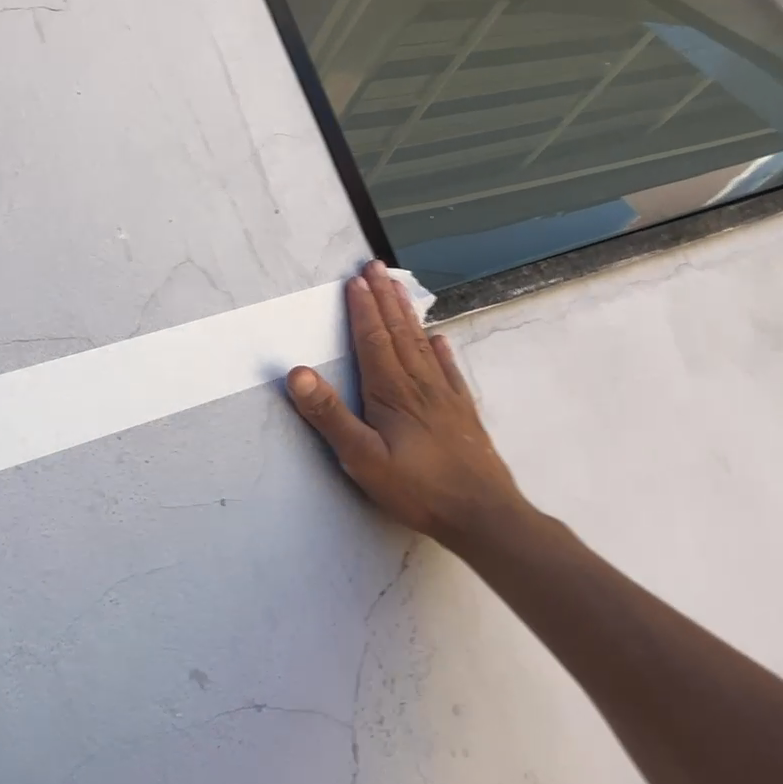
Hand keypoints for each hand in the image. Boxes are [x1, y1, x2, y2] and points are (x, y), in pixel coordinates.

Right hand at [287, 262, 529, 548]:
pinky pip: (449, 372)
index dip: (362, 309)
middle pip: (398, 333)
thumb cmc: (417, 489)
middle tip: (375, 266)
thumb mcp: (361, 457)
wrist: (485, 517)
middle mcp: (418, 386)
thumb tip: (297, 373)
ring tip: (399, 288)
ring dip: (408, 314)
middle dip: (384, 298)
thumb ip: (328, 414)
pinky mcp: (462, 414)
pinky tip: (439, 340)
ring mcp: (444, 398)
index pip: (373, 340)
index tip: (354, 280)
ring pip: (422, 345)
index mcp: (390, 393)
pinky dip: (441, 351)